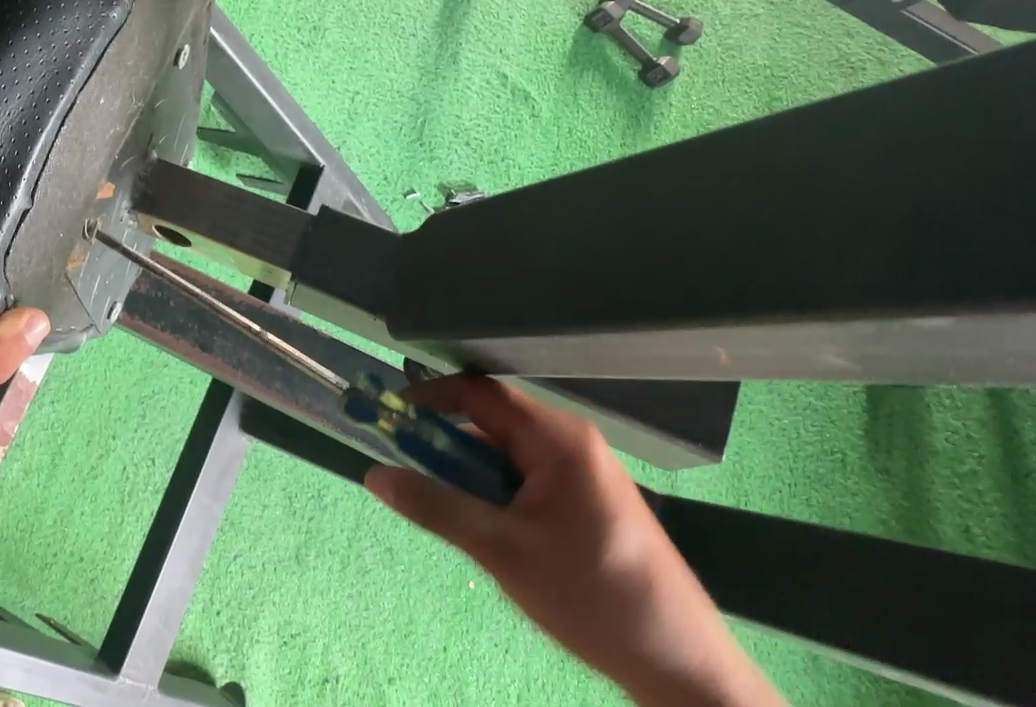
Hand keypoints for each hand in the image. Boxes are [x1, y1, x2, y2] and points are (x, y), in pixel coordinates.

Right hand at [364, 376, 783, 706]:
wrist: (681, 664)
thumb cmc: (592, 596)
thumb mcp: (502, 550)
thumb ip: (435, 506)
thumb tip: (374, 476)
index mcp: (558, 439)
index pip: (480, 392)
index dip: (429, 395)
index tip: (388, 414)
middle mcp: (572, 442)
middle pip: (491, 418)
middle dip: (442, 435)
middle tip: (401, 459)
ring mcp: (583, 471)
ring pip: (505, 449)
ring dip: (465, 465)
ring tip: (435, 496)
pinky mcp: (586, 499)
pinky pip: (524, 473)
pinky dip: (491, 485)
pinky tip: (479, 519)